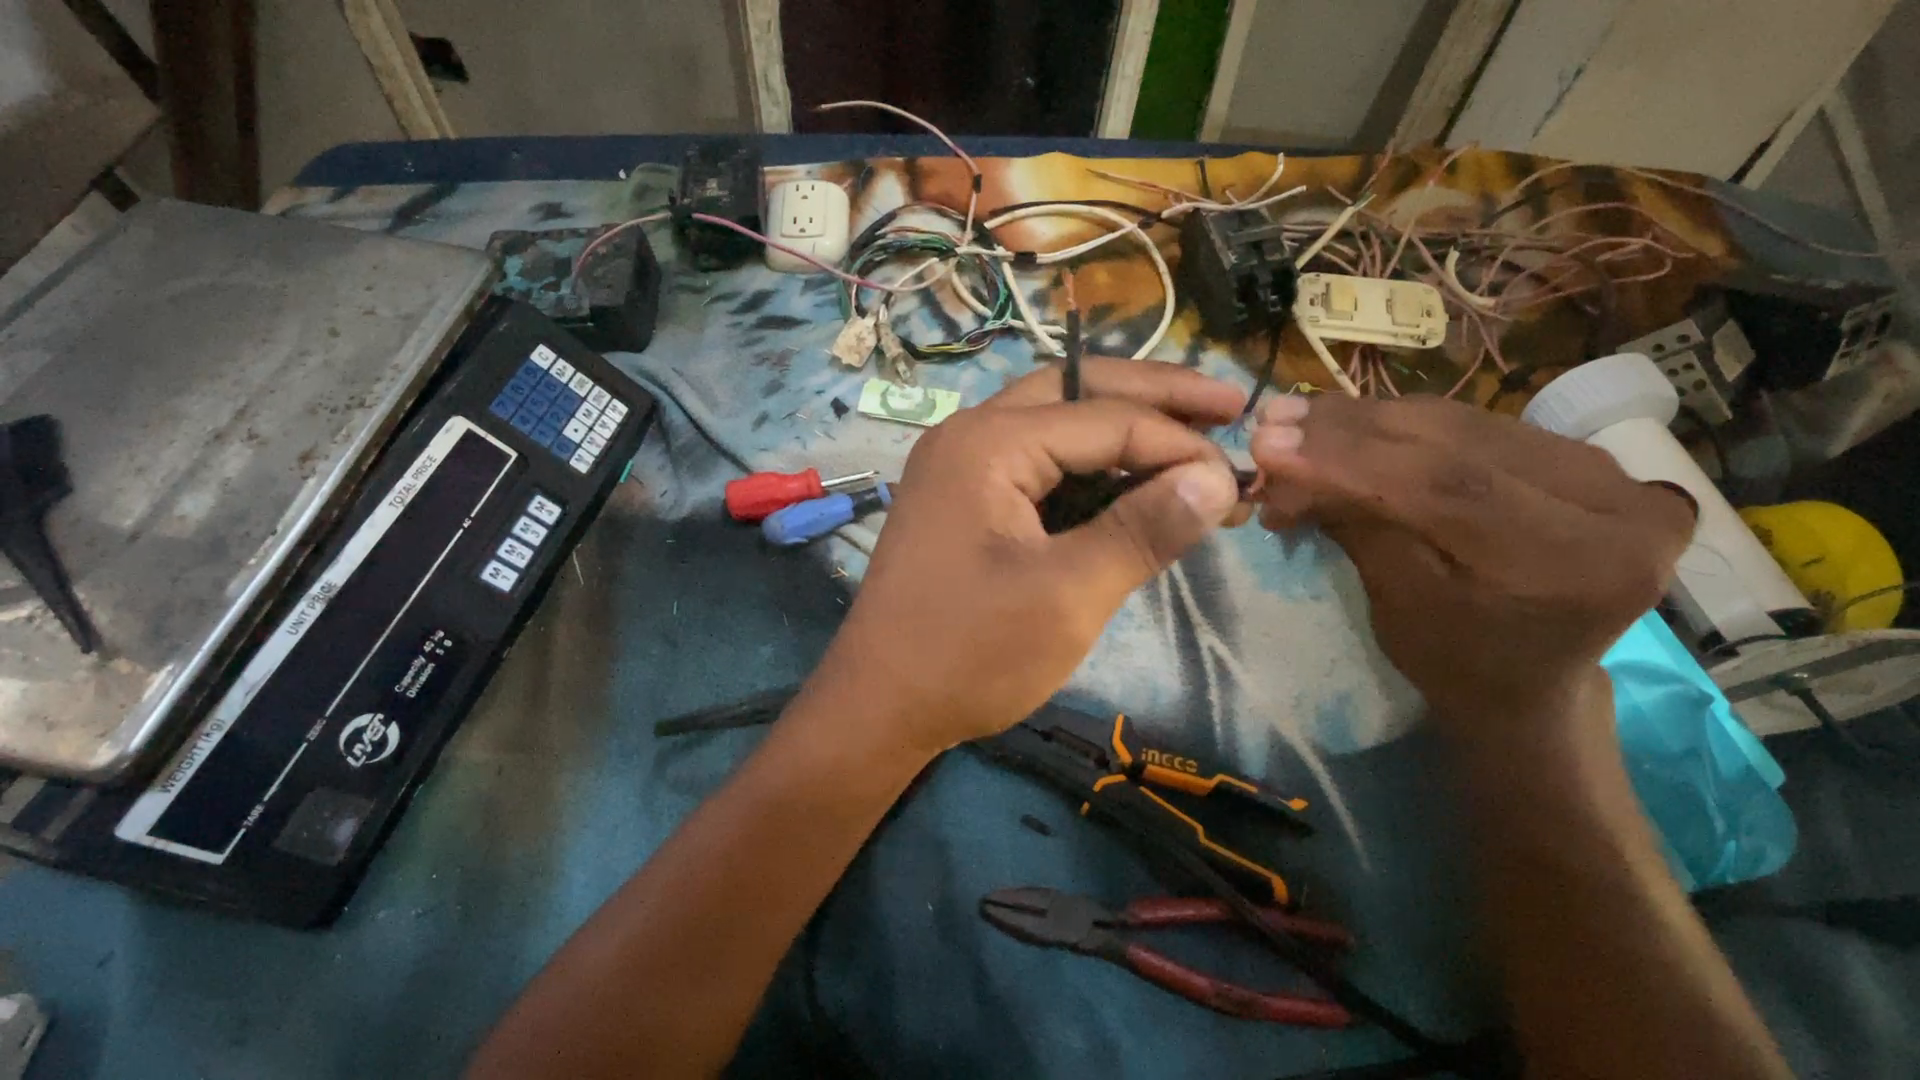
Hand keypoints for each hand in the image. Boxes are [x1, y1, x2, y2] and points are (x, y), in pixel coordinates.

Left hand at [809, 359, 1248, 756]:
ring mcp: (961, 468)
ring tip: (1192, 446)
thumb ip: (1143, 530)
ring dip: (1122, 431)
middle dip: (1154, 397)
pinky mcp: (963, 503)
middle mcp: (969, 436)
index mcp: (988, 443)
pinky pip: (1036, 466)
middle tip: (1227, 405)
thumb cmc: (969, 654)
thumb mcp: (1068, 595)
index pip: (1106, 419)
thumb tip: (1219, 480)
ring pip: (1056, 425)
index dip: (1178, 445)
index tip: (1240, 481)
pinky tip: (1131, 489)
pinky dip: (1088, 471)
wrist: (878, 708)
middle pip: (1077, 391)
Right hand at [1250, 393, 1694, 740]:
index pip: (1451, 489)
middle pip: (1459, 444)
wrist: (1525, 681)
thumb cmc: (1456, 661)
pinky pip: (1477, 425)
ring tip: (1292, 420)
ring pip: (1463, 423)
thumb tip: (1278, 457)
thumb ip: (1354, 520)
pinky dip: (1402, 423)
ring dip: (1367, 420)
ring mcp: (1613, 472)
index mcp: (1585, 565)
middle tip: (1270, 421)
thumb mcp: (1398, 601)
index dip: (1351, 460)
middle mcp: (1622, 504)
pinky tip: (1343, 422)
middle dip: (1350, 433)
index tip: (1269, 444)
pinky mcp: (1586, 456)